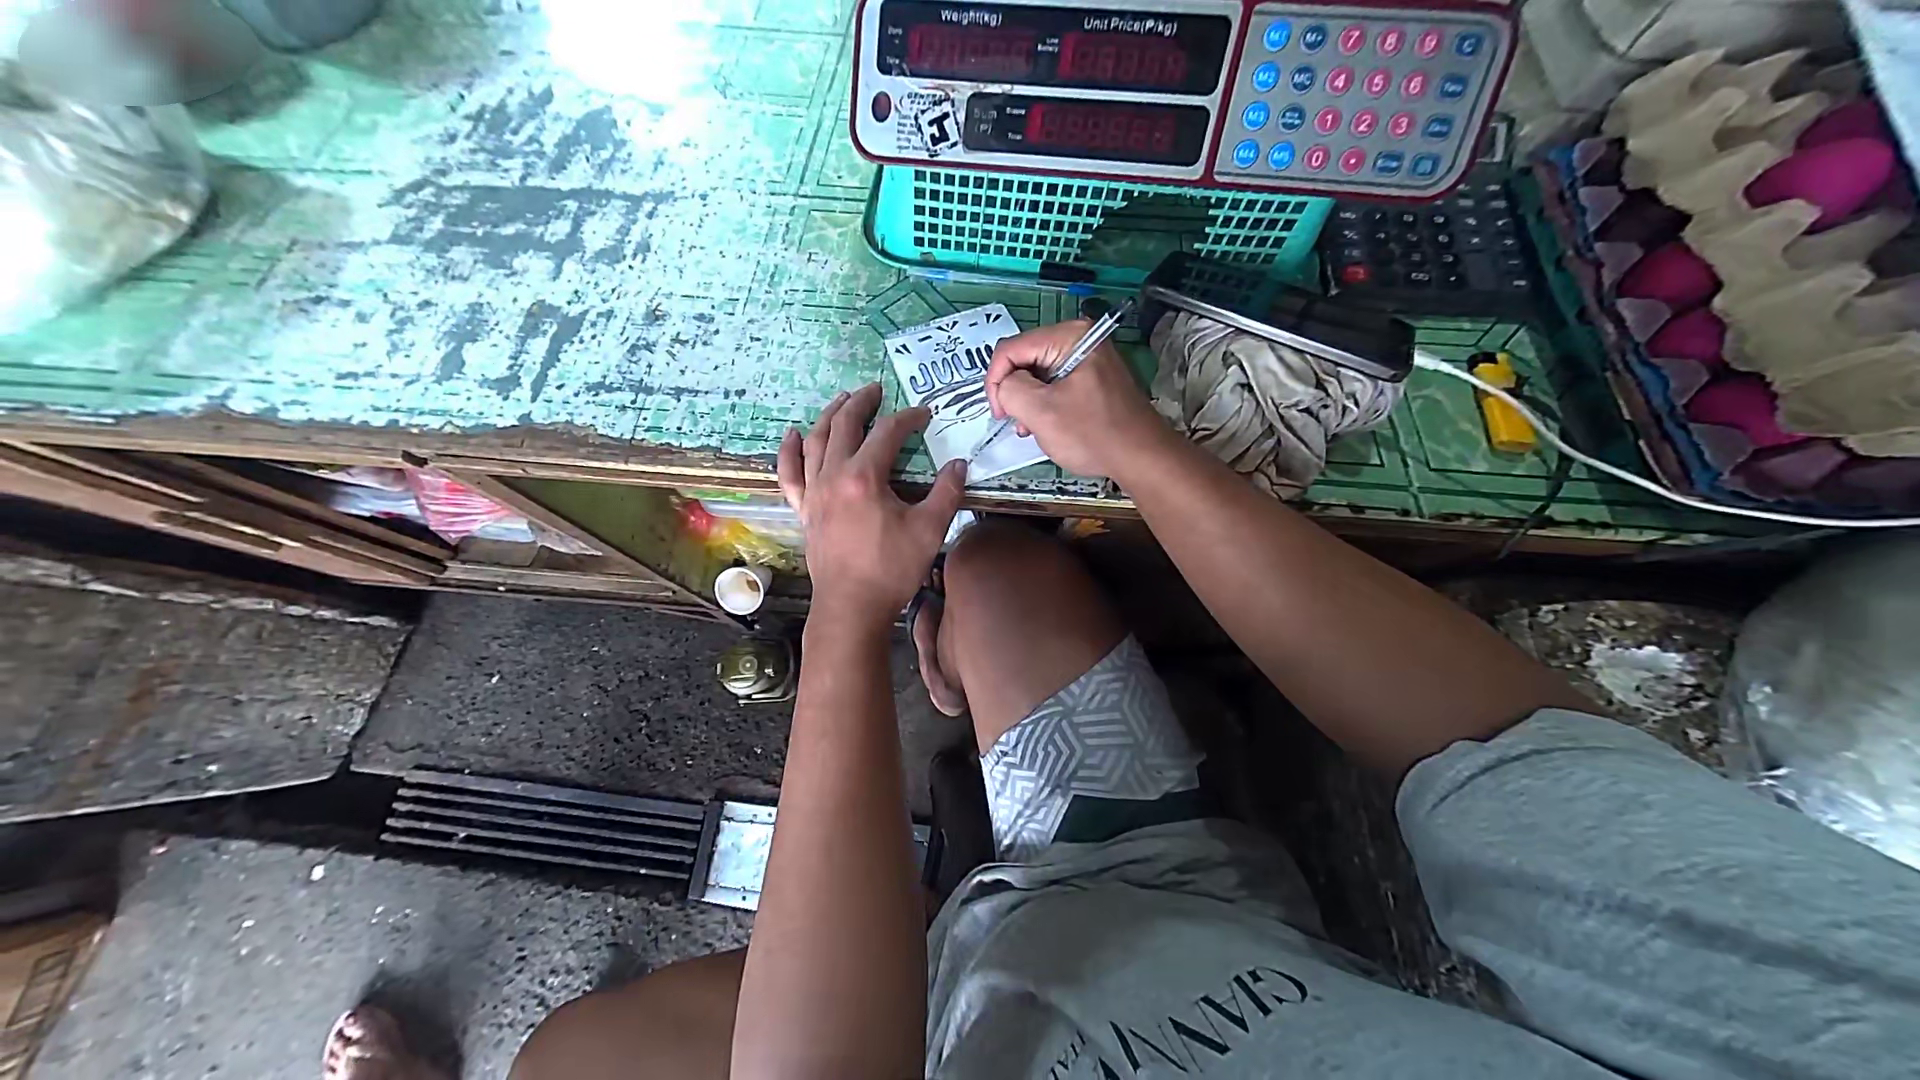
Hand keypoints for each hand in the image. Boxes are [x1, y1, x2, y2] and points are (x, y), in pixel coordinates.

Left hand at [777, 382, 966, 625]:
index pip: (887, 433)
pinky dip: (789, 452)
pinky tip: (793, 435)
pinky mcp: (804, 510)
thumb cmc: (891, 569)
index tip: (924, 415)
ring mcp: (813, 493)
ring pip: (816, 442)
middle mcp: (833, 476)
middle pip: (844, 425)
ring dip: (829, 416)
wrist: (852, 606)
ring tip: (843, 401)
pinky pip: (790, 474)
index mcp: (864, 478)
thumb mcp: (929, 530)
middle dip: (862, 403)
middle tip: (876, 390)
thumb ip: (946, 492)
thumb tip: (959, 465)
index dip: (908, 418)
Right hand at [984, 319, 1169, 479]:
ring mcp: (1089, 359)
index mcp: (1069, 337)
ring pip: (1038, 374)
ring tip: (1032, 428)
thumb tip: (1005, 386)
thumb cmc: (1093, 434)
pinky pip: (1056, 384)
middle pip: (1024, 359)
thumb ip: (1010, 389)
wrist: (1141, 457)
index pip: (1010, 349)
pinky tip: (1048, 425)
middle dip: (1014, 392)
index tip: (999, 413)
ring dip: (1028, 402)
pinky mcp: (1093, 378)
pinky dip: (1045, 404)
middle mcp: (1080, 339)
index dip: (996, 381)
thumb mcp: (1040, 412)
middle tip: (1016, 422)